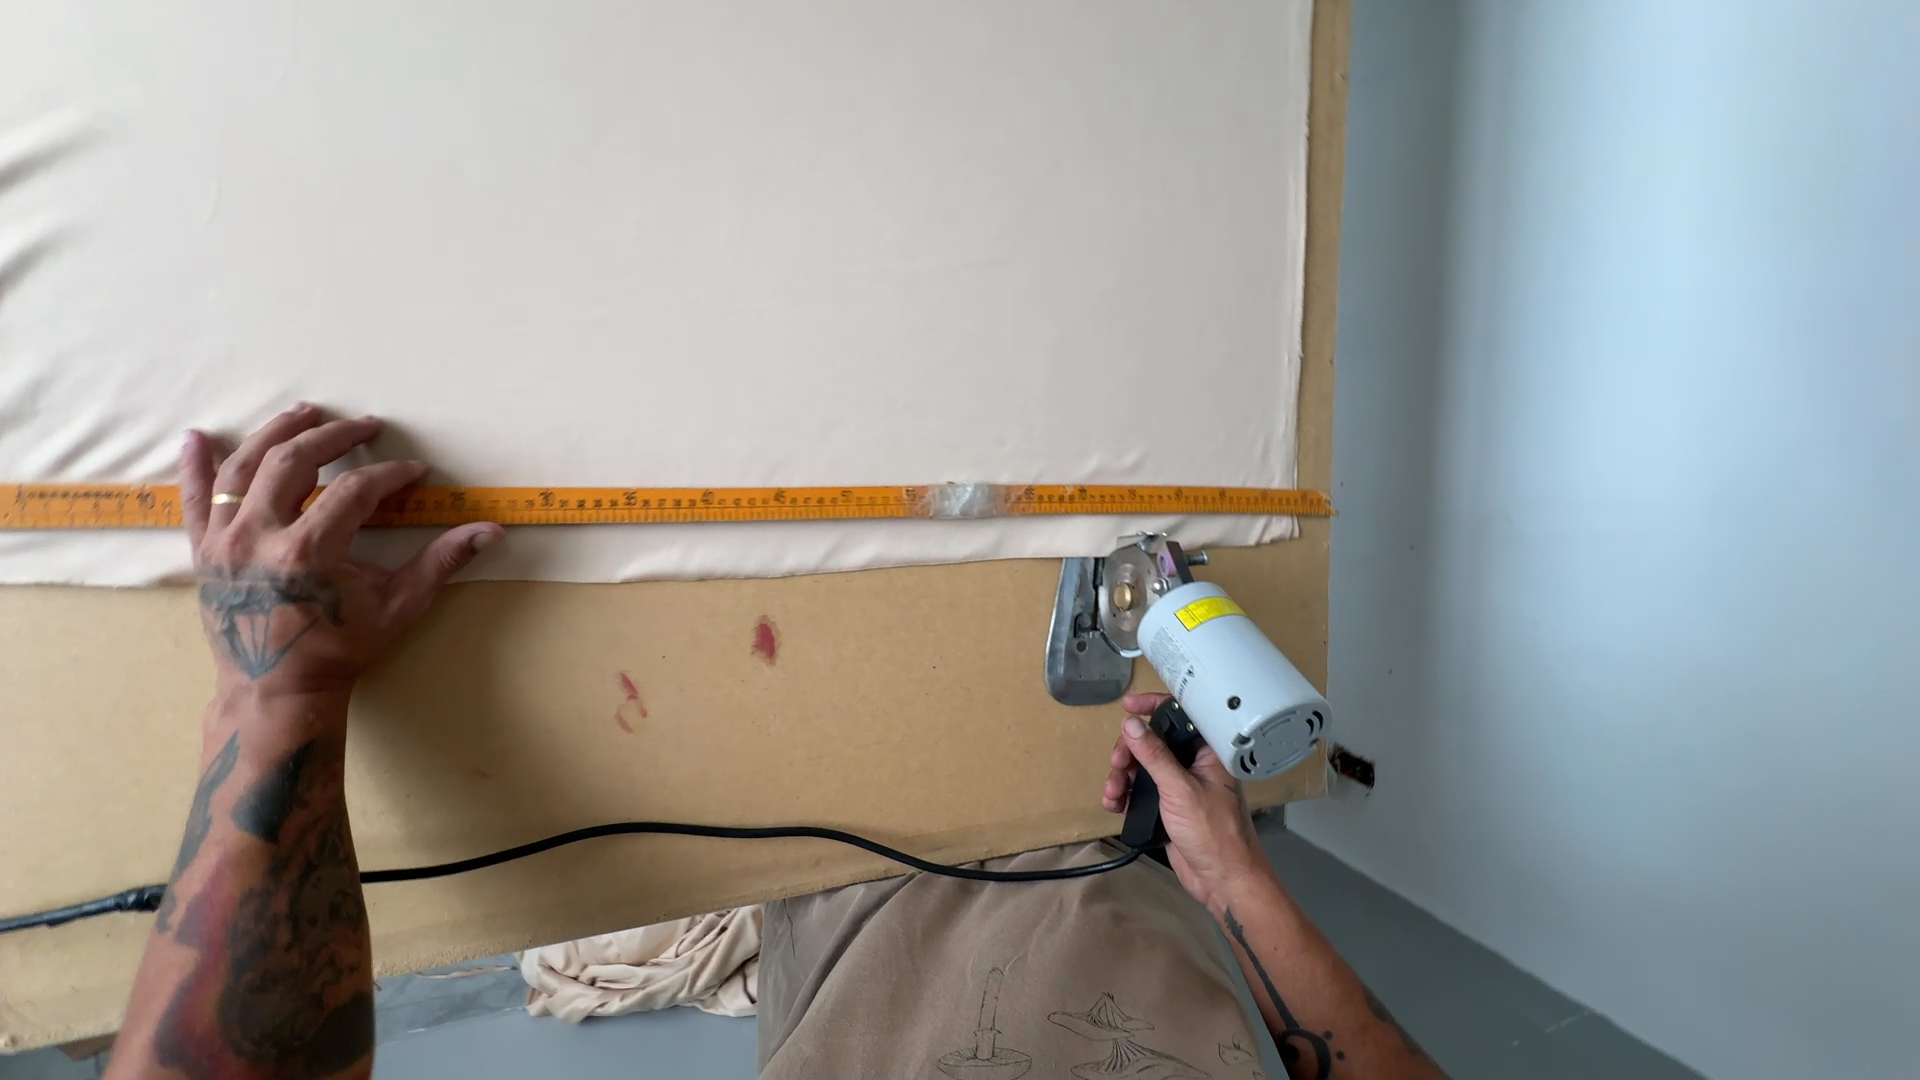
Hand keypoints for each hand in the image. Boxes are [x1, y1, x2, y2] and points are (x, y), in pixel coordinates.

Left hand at [180, 403, 502, 703]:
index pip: (354, 490)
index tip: (415, 472)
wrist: (277, 686)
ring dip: (275, 434)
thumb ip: (444, 561)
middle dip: (334, 437)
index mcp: (308, 551)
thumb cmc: (344, 646)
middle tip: (366, 424)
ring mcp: (223, 541)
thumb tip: (493, 531)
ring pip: (242, 469)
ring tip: (305, 412)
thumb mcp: (401, 604)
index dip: (391, 474)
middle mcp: (258, 537)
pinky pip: (193, 499)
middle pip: (293, 463)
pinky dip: (194, 465)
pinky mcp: (203, 551)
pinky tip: (199, 436)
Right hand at [1102, 692, 1274, 913]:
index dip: (1152, 707)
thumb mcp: (1179, 789)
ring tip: (1112, 793)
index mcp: (1206, 752)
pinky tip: (1113, 804)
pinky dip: (1124, 794)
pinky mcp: (1168, 807)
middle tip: (1117, 765)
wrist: (1224, 882)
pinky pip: (1140, 790)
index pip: (1179, 715)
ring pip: (1142, 767)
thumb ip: (1154, 755)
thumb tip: (1131, 722)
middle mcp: (1193, 764)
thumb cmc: (1212, 832)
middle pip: (1152, 742)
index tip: (1127, 705)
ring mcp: (1179, 786)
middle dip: (1129, 752)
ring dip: (1122, 776)